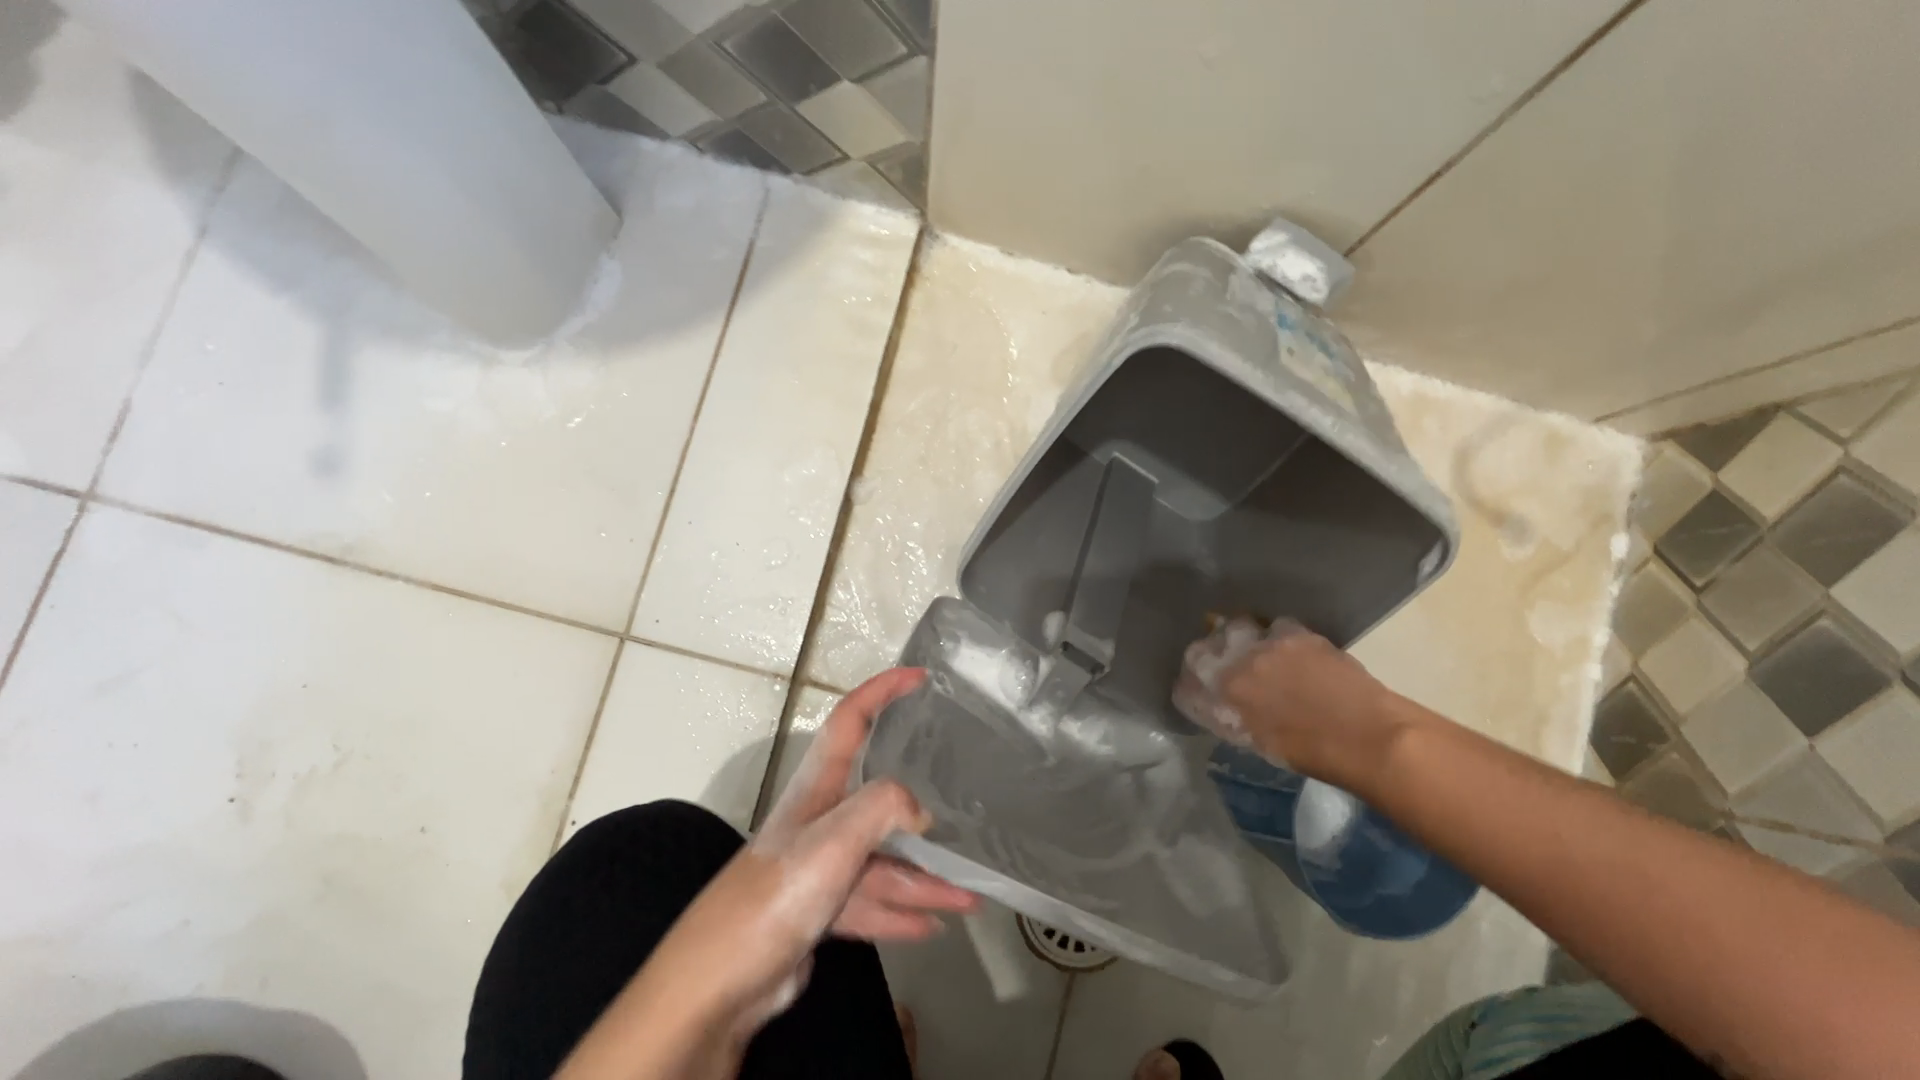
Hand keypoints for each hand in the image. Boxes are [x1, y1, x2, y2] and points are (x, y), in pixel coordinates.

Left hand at [639, 668, 977, 1039]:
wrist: (719, 981)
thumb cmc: (777, 894)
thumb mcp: (834, 839)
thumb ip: (883, 808)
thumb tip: (922, 811)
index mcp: (817, 789)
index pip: (850, 720)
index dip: (881, 691)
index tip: (919, 678)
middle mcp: (819, 821)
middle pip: (877, 801)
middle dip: (920, 805)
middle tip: (964, 807)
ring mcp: (818, 869)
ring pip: (882, 864)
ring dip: (925, 881)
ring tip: (971, 899)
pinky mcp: (817, 912)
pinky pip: (871, 905)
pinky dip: (901, 914)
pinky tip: (933, 926)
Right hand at [1173, 617, 1400, 784]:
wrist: (1366, 736)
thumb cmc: (1312, 753)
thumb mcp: (1258, 742)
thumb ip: (1232, 718)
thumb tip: (1223, 706)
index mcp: (1222, 697)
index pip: (1185, 685)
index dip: (1190, 686)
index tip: (1199, 691)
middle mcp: (1234, 665)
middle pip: (1203, 649)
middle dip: (1209, 656)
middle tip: (1228, 668)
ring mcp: (1265, 645)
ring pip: (1237, 630)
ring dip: (1243, 642)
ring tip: (1261, 656)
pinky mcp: (1296, 634)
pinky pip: (1275, 628)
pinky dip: (1278, 638)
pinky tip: (1293, 653)